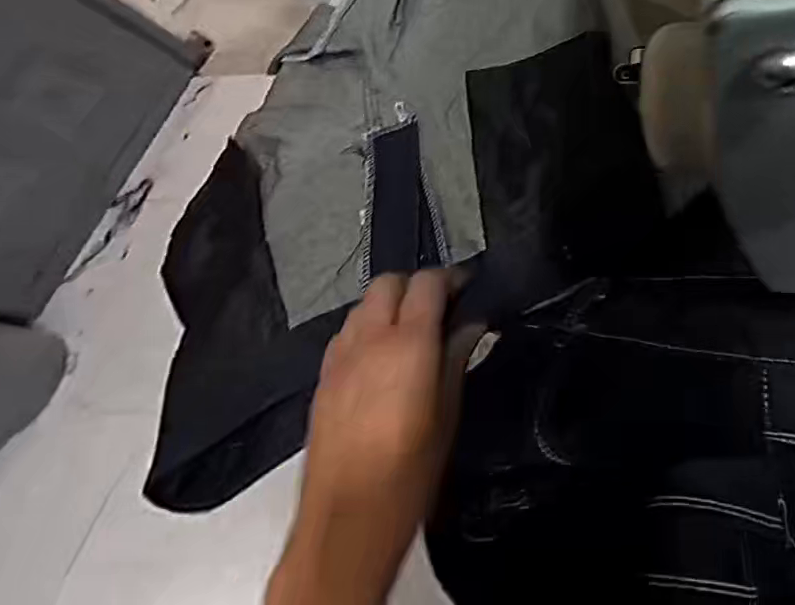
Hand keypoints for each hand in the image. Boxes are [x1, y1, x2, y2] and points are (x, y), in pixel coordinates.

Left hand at [270, 270, 470, 604]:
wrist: (348, 516)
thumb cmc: (412, 463)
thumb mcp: (450, 407)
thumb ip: (458, 355)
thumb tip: (472, 323)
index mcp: (407, 342)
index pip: (427, 282)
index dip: (452, 278)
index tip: (469, 288)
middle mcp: (368, 339)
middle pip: (388, 282)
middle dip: (417, 284)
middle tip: (442, 306)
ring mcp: (339, 358)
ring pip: (362, 305)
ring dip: (389, 305)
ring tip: (413, 329)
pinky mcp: (321, 379)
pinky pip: (345, 333)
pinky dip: (367, 328)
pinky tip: (382, 355)